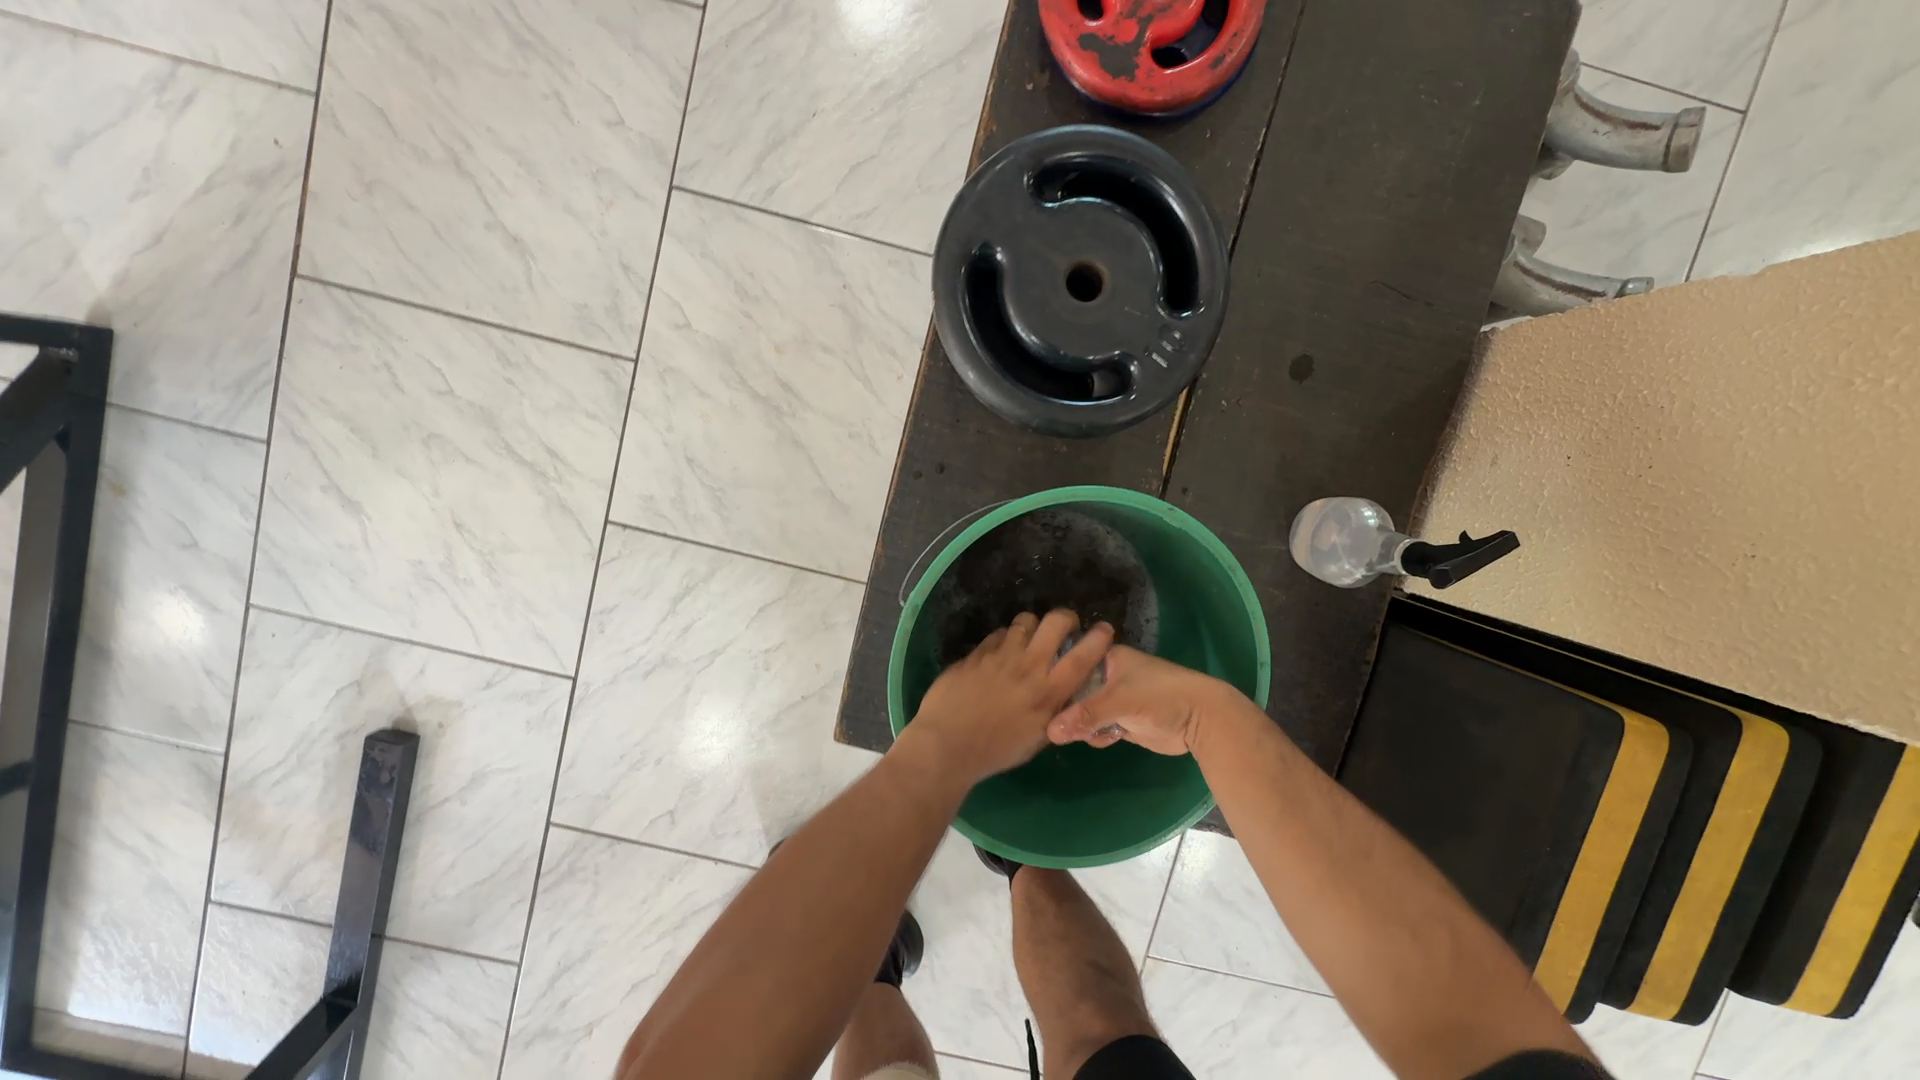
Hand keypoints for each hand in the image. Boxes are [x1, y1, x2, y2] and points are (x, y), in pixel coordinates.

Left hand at [902, 610, 1113, 784]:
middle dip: (1065, 618)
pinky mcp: (977, 653)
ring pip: (1025, 621)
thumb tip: (1063, 697)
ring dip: (1032, 626)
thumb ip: (1054, 712)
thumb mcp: (1037, 738)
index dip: (1098, 639)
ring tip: (1029, 638)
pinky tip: (1000, 652)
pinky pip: (998, 634)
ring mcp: (1001, 655)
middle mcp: (1029, 666)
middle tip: (1064, 627)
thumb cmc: (996, 751)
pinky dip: (1005, 639)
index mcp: (1049, 692)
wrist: (947, 744)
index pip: (1083, 656)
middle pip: (1056, 622)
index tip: (1104, 631)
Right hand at [1047, 645, 1236, 755]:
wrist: (1201, 720)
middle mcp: (1107, 676)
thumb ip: (1085, 715)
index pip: (1069, 666)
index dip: (1054, 682)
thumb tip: (1050, 732)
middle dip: (1067, 711)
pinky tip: (1107, 739)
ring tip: (1086, 733)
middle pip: (1074, 693)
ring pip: (1084, 714)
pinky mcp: (1122, 721)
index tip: (1040, 700)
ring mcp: (1115, 700)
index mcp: (1106, 658)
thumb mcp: (1120, 701)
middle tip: (1058, 726)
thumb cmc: (1161, 696)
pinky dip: (1097, 735)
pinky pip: (1098, 728)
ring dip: (1083, 726)